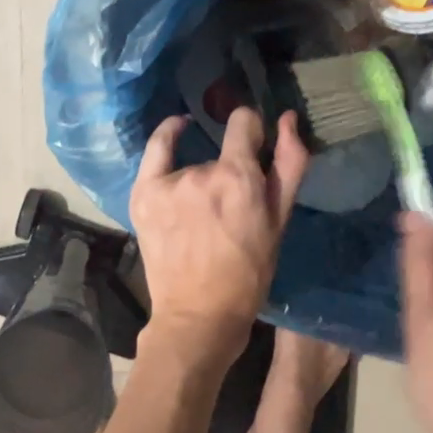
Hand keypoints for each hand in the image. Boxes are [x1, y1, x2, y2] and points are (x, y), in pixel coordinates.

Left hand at [130, 108, 308, 352]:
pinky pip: (157, 151)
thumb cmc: (248, 273)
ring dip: (201, 179)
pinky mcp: (143, 194)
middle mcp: (200, 173)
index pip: (244, 123)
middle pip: (220, 155)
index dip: (254, 129)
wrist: (198, 314)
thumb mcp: (279, 221)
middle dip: (230, 172)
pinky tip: (178, 128)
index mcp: (238, 178)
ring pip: (193, 166)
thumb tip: (286, 118)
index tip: (255, 142)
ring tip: (203, 215)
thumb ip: (289, 165)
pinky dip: (168, 136)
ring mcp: (167, 184)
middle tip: (231, 209)